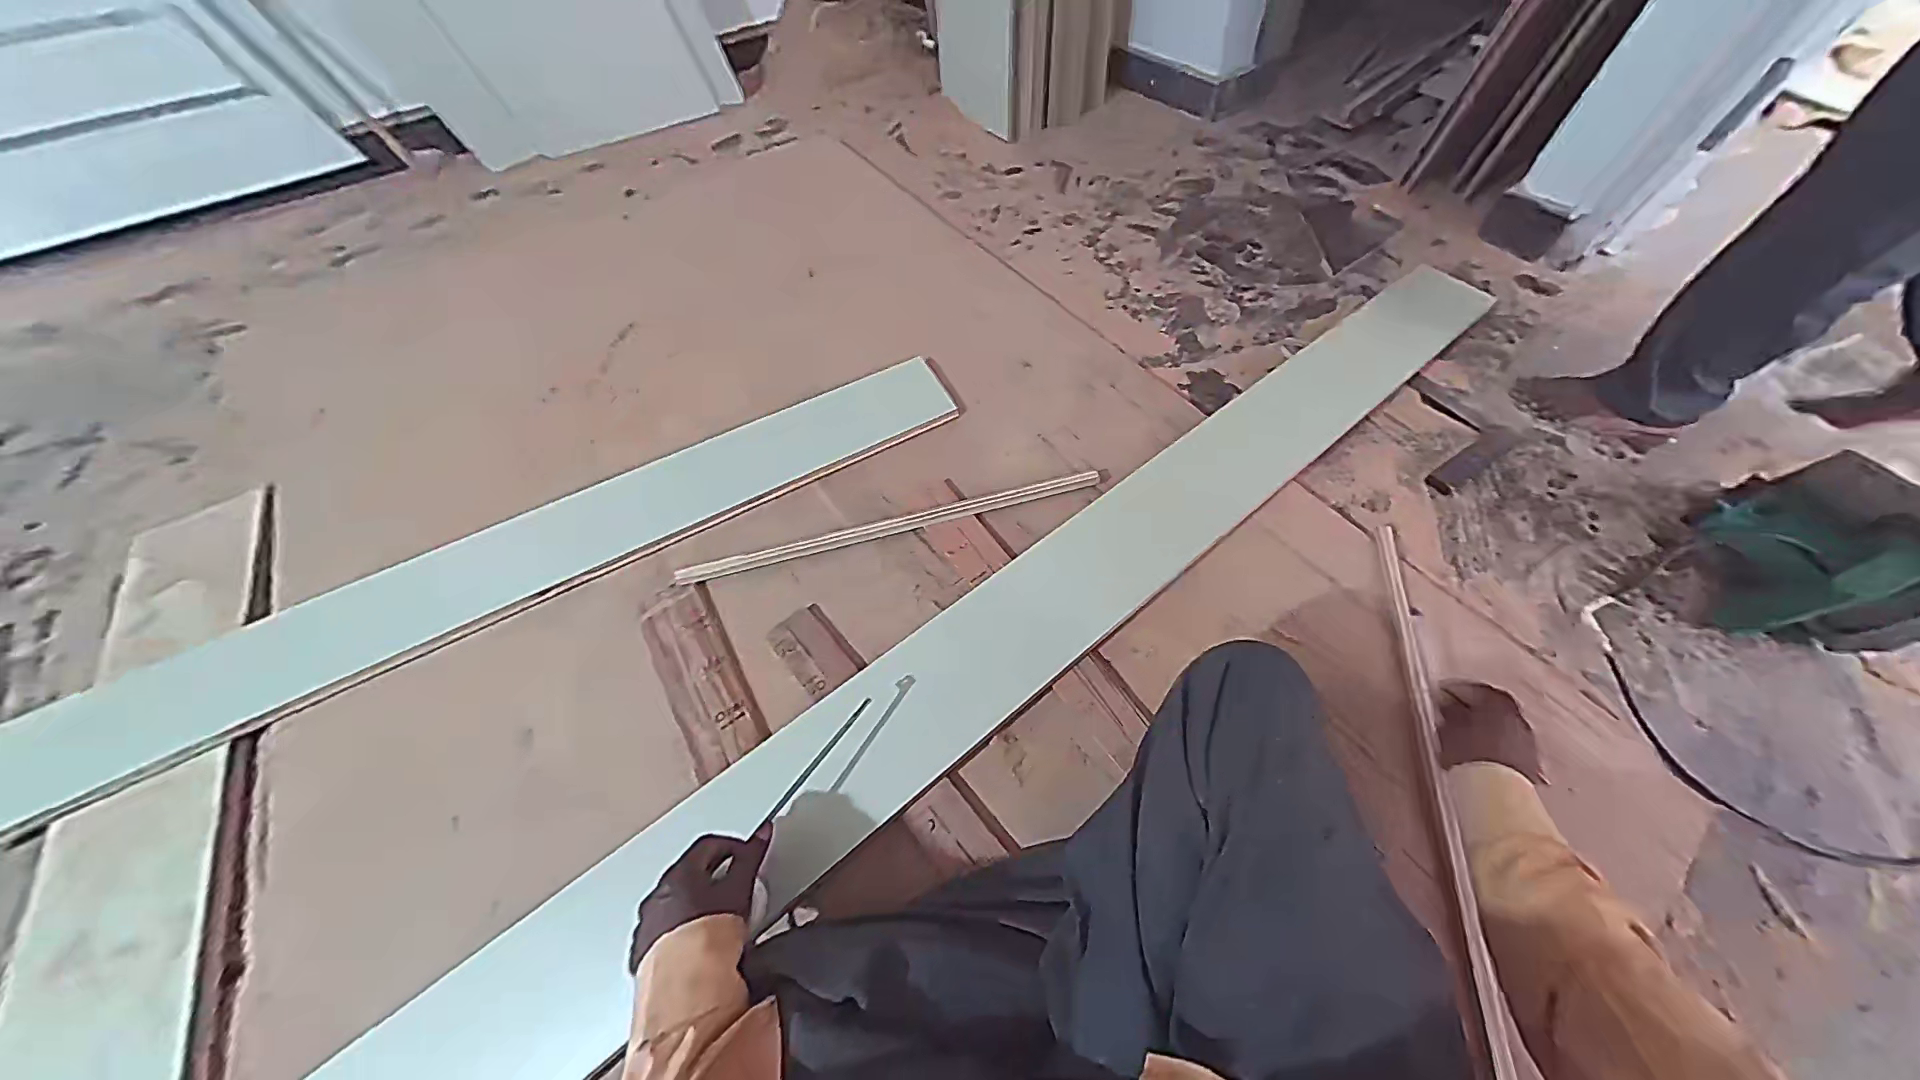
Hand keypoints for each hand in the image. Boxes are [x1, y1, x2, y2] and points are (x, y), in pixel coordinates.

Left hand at [629, 825, 770, 972]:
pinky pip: (663, 932)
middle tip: (733, 886)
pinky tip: (698, 944)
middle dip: (712, 875)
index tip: (745, 855)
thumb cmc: (706, 936)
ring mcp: (647, 926)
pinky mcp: (643, 953)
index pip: (708, 845)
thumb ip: (751, 857)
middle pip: (689, 873)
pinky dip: (681, 931)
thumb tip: (761, 834)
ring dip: (695, 904)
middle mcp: (658, 896)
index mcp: (679, 874)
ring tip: (718, 918)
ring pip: (675, 903)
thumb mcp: (738, 888)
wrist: (683, 988)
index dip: (732, 846)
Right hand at [1436, 682, 1542, 783]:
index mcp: (1498, 704)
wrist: (1498, 789)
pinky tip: (1480, 749)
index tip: (1444, 693)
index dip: (1459, 689)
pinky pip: (1509, 742)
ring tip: (1465, 733)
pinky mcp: (1530, 759)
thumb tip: (1447, 702)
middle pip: (1494, 706)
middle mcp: (1517, 718)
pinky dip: (1495, 741)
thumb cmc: (1469, 752)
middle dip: (1475, 707)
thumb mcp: (1449, 728)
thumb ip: (1449, 711)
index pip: (1479, 688)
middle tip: (1454, 712)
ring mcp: (1526, 739)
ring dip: (1485, 725)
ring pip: (1503, 724)